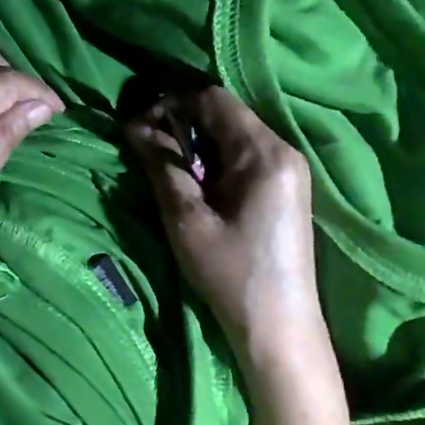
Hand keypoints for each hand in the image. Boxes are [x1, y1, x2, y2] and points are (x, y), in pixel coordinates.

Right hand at [126, 87, 322, 354]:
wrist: (278, 325)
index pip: (213, 99)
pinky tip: (199, 188)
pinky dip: (215, 160)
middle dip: (182, 124)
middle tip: (149, 152)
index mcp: (264, 153)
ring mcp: (289, 169)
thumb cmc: (229, 272)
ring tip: (172, 175)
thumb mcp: (186, 218)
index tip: (139, 127)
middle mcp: (284, 150)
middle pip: (226, 114)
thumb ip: (162, 165)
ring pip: (234, 134)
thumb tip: (135, 125)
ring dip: (197, 145)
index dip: (171, 104)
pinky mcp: (286, 187)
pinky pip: (245, 155)